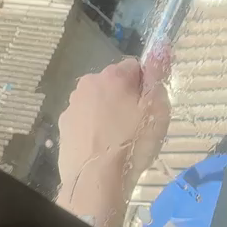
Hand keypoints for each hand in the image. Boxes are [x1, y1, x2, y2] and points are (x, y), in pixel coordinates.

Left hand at [56, 55, 169, 226]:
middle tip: (138, 125)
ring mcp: (72, 105)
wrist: (97, 179)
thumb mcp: (157, 108)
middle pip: (115, 83)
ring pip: (99, 102)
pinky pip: (86, 119)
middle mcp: (88, 84)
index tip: (151, 107)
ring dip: (110, 113)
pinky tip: (105, 147)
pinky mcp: (64, 126)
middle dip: (127, 98)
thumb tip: (161, 46)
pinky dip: (96, 128)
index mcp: (113, 76)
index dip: (147, 85)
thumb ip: (158, 75)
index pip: (136, 66)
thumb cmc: (133, 142)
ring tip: (121, 139)